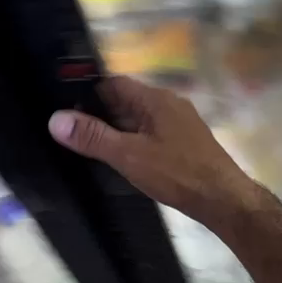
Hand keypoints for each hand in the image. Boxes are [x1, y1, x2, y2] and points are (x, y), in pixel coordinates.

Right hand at [48, 77, 271, 231]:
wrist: (224, 199)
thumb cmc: (177, 173)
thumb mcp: (129, 155)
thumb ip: (93, 137)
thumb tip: (57, 119)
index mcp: (155, 99)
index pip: (114, 83)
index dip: (88, 92)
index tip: (66, 107)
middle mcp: (169, 104)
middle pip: (127, 100)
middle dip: (101, 113)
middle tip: (73, 132)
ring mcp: (181, 123)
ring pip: (140, 118)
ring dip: (118, 129)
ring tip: (92, 147)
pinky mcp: (187, 142)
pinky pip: (153, 132)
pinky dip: (135, 140)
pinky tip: (125, 159)